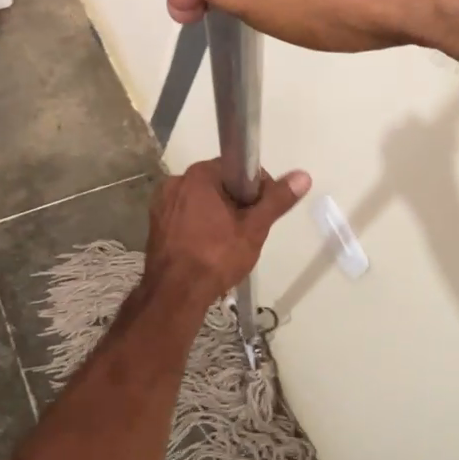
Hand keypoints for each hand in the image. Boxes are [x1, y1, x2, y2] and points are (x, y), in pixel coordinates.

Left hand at [144, 160, 310, 301]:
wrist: (175, 291)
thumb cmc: (216, 256)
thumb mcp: (253, 228)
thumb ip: (276, 200)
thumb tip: (302, 176)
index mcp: (198, 175)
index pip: (235, 168)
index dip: (255, 187)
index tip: (262, 211)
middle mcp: (176, 181)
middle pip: (217, 184)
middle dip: (236, 202)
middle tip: (249, 230)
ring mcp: (162, 202)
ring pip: (200, 200)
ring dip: (216, 214)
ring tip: (229, 242)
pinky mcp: (156, 222)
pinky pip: (184, 215)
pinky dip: (198, 224)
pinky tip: (207, 247)